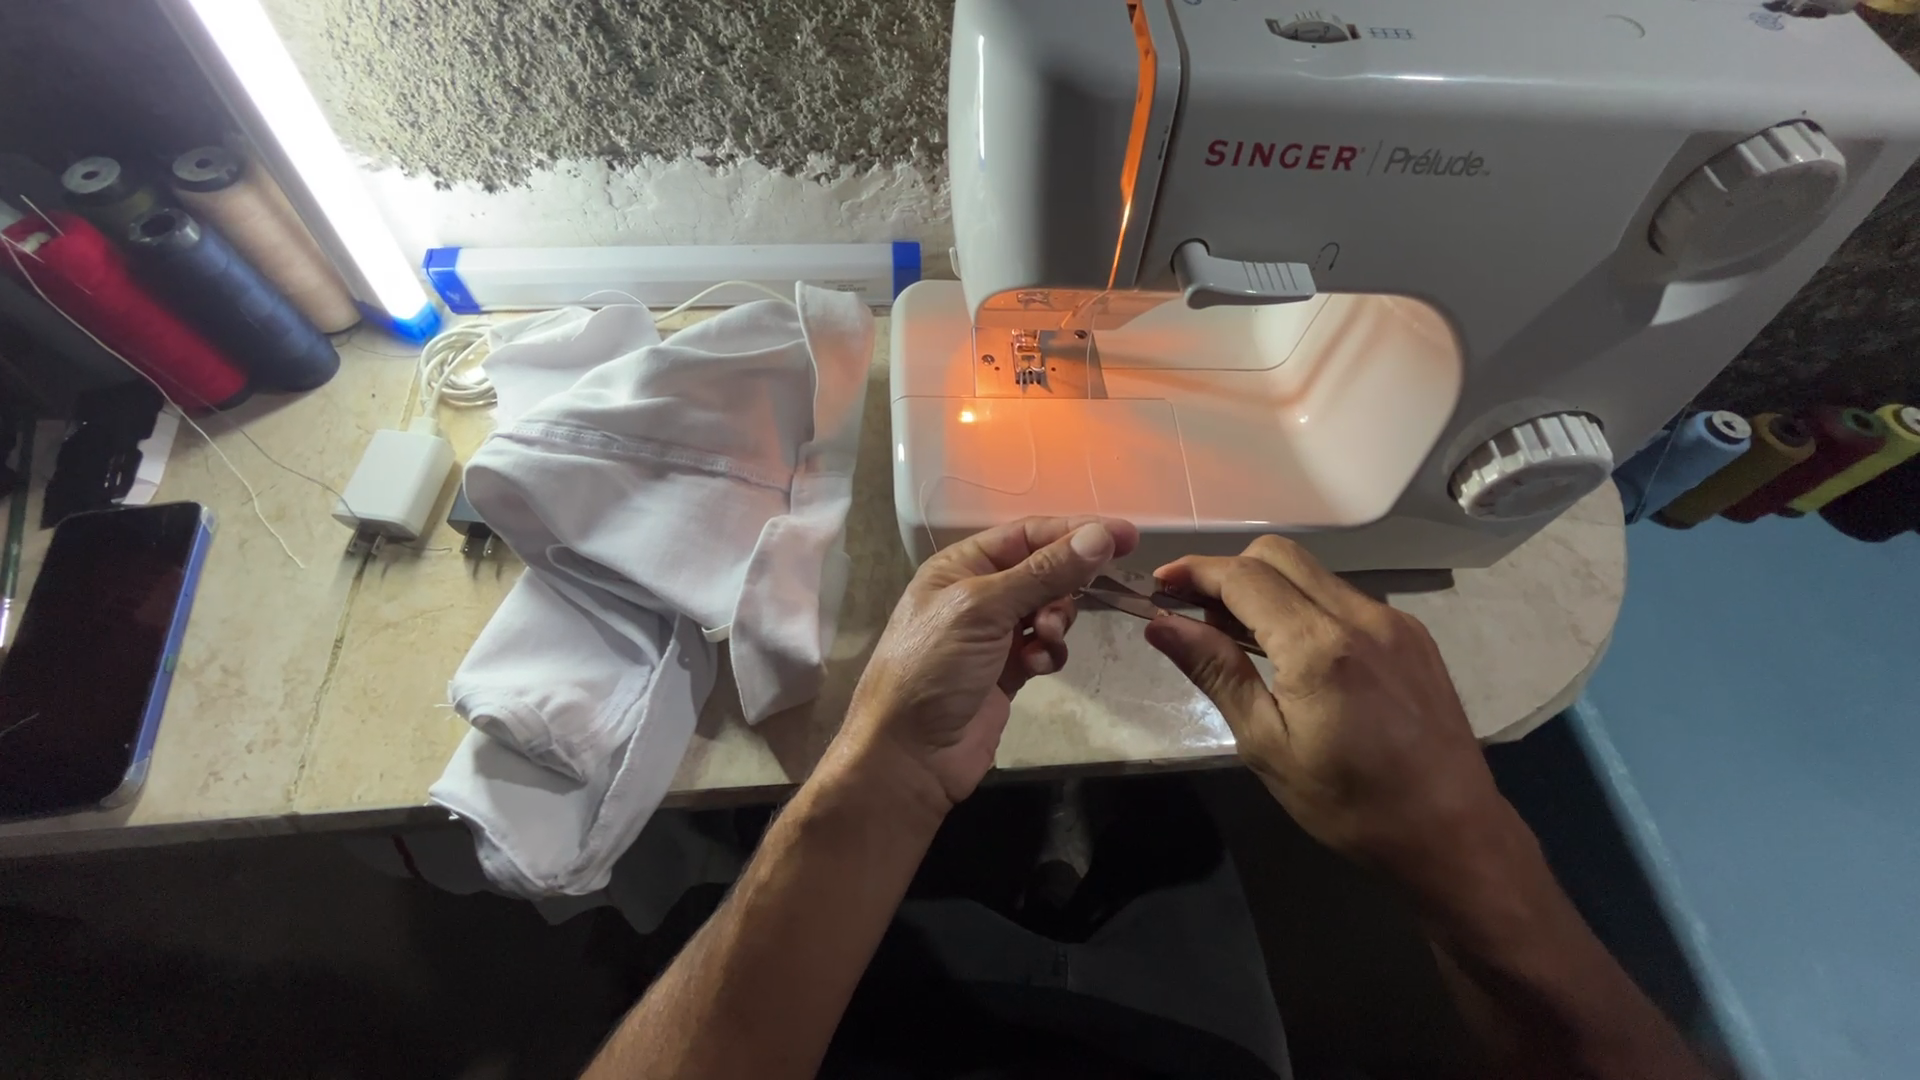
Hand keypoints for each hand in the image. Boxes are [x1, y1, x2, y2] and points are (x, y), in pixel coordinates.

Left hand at [837, 516, 1139, 811]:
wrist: (910, 754)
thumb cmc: (934, 667)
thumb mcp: (984, 609)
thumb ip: (1044, 572)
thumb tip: (1099, 534)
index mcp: (962, 566)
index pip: (1028, 534)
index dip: (1076, 531)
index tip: (1127, 536)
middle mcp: (978, 594)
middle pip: (1045, 571)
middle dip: (1063, 586)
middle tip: (1068, 604)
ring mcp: (994, 634)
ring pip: (1050, 610)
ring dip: (1055, 622)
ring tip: (1042, 640)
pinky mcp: (1009, 670)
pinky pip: (1045, 648)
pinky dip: (1048, 654)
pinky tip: (1034, 667)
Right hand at [1144, 536, 1506, 883]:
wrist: (1453, 835)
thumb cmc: (1347, 804)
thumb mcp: (1265, 744)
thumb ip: (1215, 671)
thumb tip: (1162, 625)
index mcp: (1319, 647)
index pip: (1243, 577)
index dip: (1194, 571)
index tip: (1160, 584)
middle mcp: (1361, 617)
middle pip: (1276, 554)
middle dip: (1226, 570)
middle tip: (1198, 614)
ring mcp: (1393, 621)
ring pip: (1310, 571)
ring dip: (1264, 586)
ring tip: (1241, 638)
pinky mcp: (1412, 634)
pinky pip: (1341, 595)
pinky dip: (1301, 604)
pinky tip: (1293, 651)